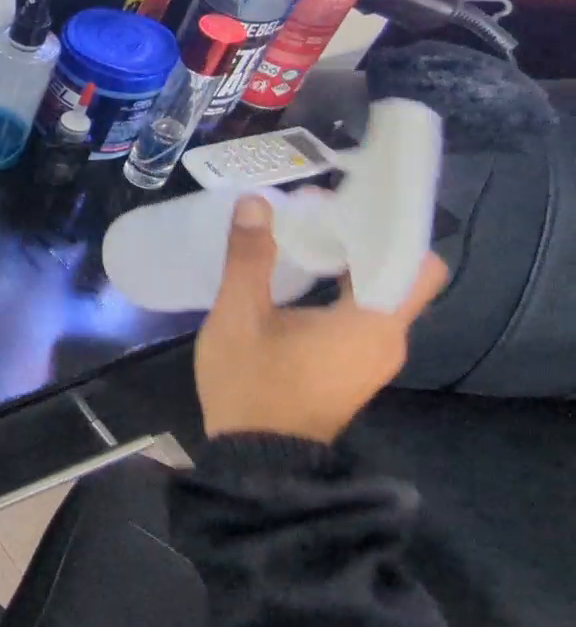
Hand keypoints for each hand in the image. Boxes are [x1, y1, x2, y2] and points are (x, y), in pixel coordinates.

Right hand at [194, 195, 448, 444]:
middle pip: (394, 276)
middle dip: (356, 240)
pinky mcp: (352, 365)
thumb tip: (258, 202)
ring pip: (375, 295)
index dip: (387, 230)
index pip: (415, 266)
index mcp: (371, 324)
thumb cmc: (251, 380)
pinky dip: (336, 288)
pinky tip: (293, 279)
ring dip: (343, 263)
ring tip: (293, 238)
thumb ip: (249, 258)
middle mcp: (387, 338)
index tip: (341, 204)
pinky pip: (359, 314)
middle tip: (305, 212)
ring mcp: (372, 355)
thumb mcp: (238, 314)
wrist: (258, 451)